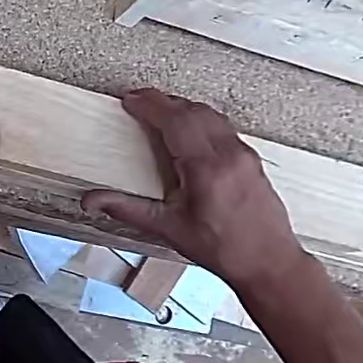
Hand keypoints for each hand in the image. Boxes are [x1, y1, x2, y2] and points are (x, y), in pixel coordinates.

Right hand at [82, 89, 309, 294]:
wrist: (268, 263)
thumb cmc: (224, 249)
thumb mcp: (168, 229)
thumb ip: (128, 210)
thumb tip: (94, 201)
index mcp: (206, 168)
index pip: (175, 120)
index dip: (150, 105)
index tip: (131, 100)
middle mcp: (228, 155)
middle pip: (192, 111)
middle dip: (163, 101)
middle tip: (138, 101)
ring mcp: (243, 155)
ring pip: (210, 115)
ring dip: (183, 107)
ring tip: (160, 109)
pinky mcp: (251, 159)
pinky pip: (223, 127)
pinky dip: (201, 118)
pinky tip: (189, 129)